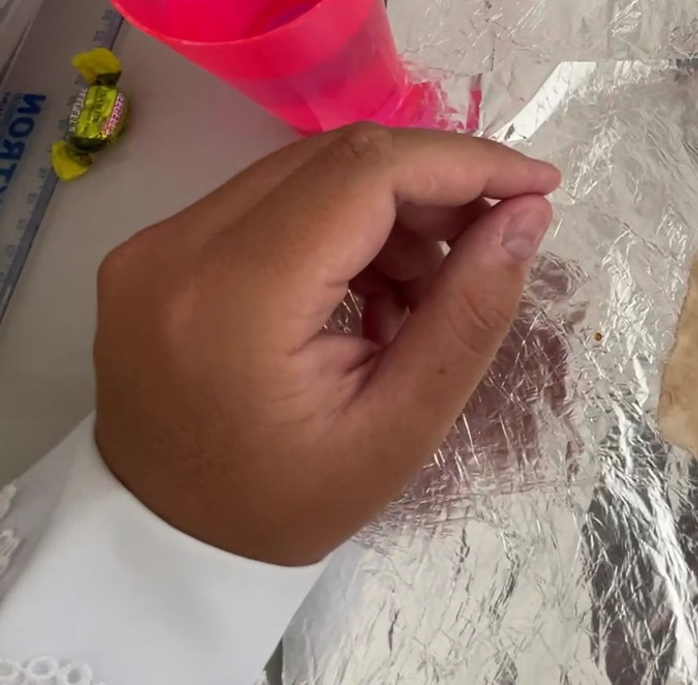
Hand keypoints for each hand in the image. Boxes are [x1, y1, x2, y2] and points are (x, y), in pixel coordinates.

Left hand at [93, 125, 559, 565]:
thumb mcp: (405, 426)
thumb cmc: (289, 503)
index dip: (466, 163)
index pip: (368, 174)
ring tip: (429, 285)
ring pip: (319, 169)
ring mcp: (160, 240)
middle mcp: (177, 247)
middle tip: (491, 237)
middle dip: (439, 183)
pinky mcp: (162, 244)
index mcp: (234, 300)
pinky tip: (377, 286)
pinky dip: (355, 222)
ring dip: (399, 206)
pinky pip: (286, 195)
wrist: (163, 539)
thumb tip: (529, 213)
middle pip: (344, 158)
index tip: (537, 185)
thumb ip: (472, 311)